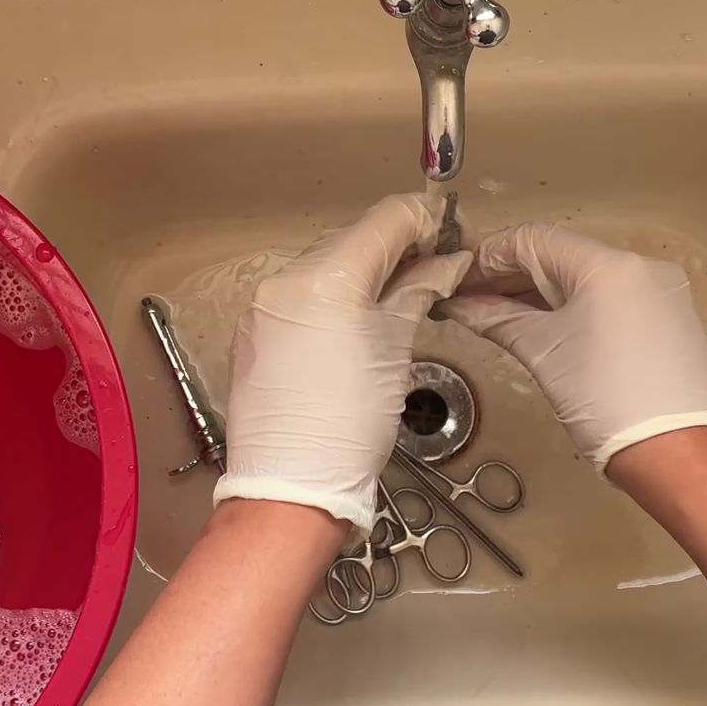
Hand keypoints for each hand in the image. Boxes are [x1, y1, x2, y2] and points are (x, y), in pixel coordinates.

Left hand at [213, 194, 473, 531]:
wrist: (288, 486)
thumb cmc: (351, 422)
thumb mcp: (395, 350)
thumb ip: (419, 291)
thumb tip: (447, 261)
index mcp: (325, 277)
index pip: (387, 218)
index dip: (428, 221)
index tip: (454, 238)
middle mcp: (284, 279)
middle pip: (352, 239)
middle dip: (397, 247)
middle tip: (435, 269)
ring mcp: (262, 305)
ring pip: (324, 266)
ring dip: (364, 271)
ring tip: (398, 296)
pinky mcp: (252, 331)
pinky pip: (299, 296)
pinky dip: (331, 297)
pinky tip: (353, 321)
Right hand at [439, 222, 706, 472]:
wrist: (684, 456)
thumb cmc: (606, 398)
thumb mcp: (542, 353)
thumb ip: (496, 319)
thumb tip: (458, 305)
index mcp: (606, 265)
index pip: (532, 239)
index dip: (487, 256)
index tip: (454, 281)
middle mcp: (637, 266)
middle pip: (557, 255)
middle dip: (507, 275)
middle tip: (464, 299)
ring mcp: (656, 293)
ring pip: (579, 279)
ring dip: (532, 293)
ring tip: (490, 315)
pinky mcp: (664, 320)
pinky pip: (602, 300)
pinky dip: (563, 308)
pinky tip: (534, 325)